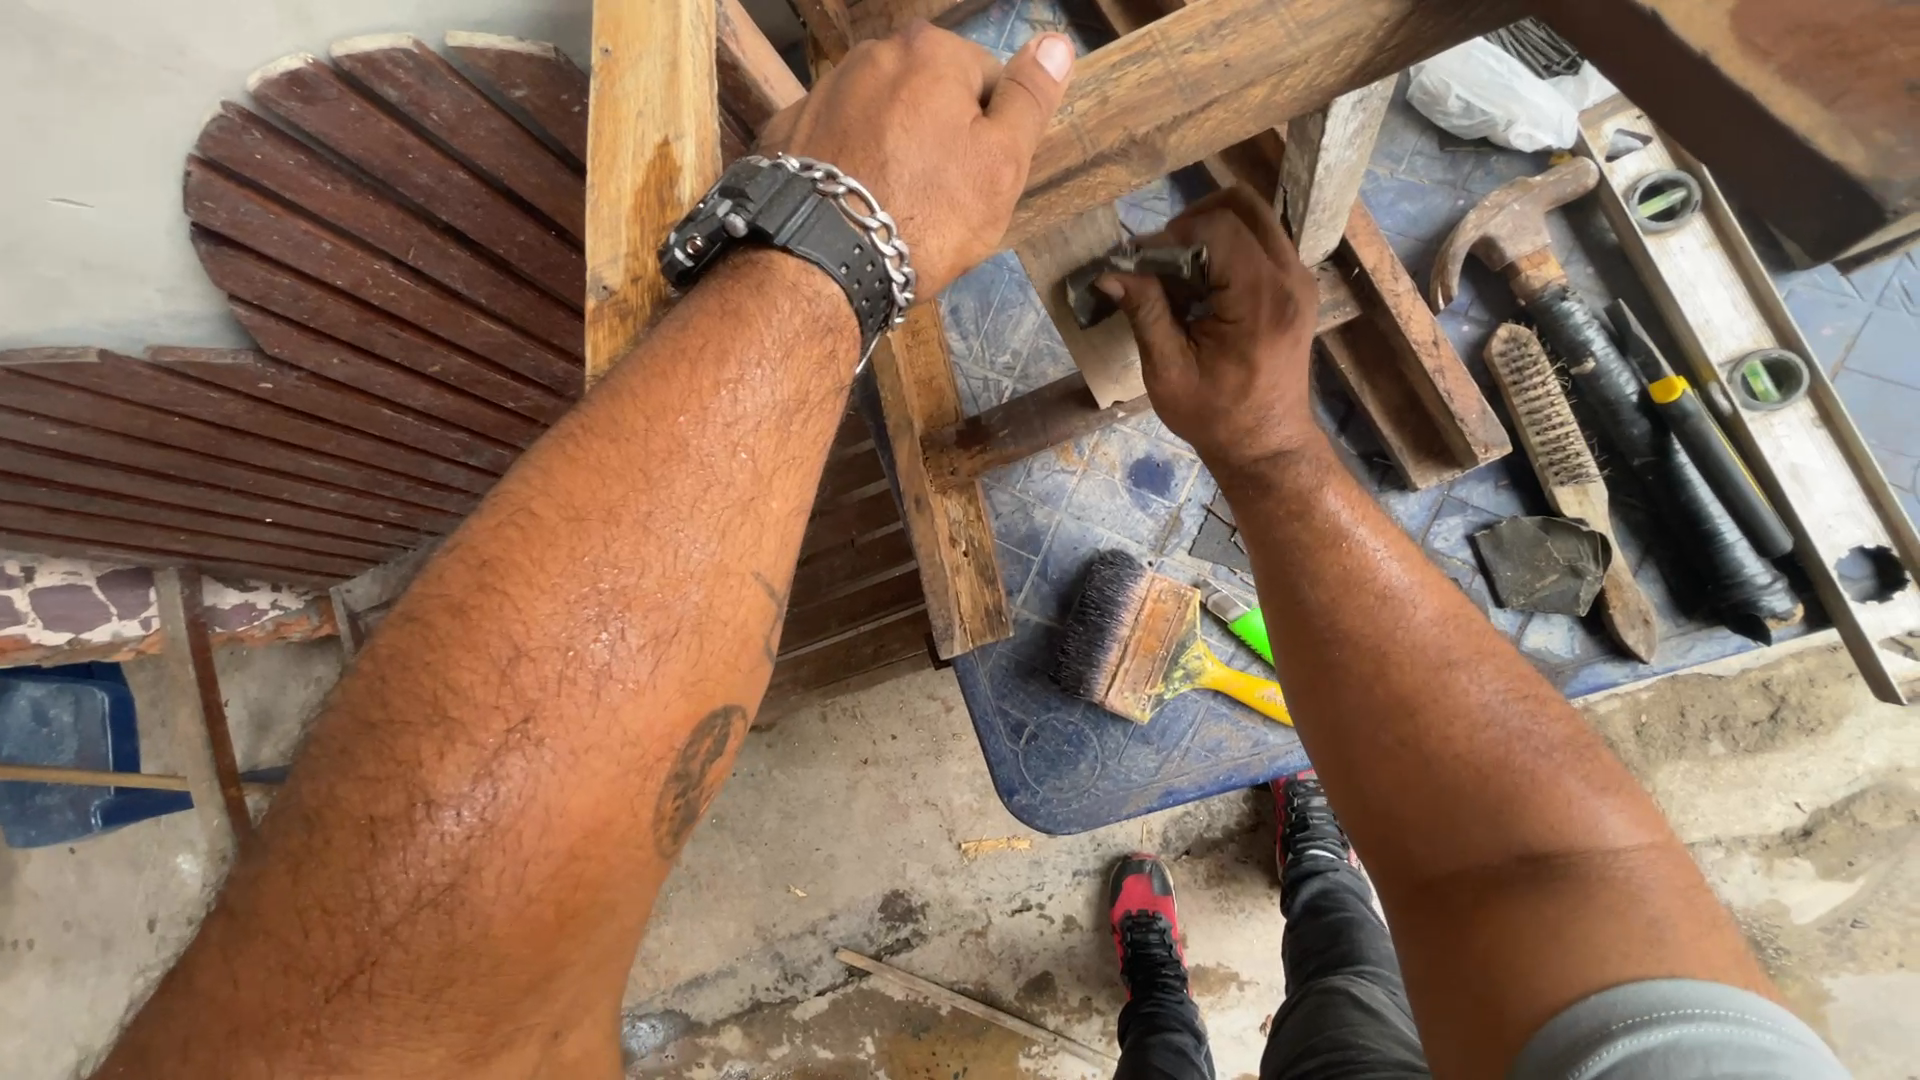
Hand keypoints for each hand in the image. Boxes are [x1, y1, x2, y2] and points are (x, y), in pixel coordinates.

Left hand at [759, 23, 1074, 295]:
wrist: (829, 261)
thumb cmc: (931, 214)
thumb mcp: (1002, 163)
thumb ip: (1030, 100)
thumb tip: (1057, 42)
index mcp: (931, 51)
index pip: (985, 81)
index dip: (990, 136)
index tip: (977, 182)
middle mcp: (871, 53)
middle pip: (927, 97)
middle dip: (938, 139)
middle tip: (937, 203)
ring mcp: (822, 90)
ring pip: (879, 118)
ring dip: (892, 151)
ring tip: (892, 208)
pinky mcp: (786, 132)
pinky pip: (834, 142)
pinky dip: (846, 164)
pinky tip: (851, 204)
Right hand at [1101, 187, 1326, 473]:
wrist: (1266, 444)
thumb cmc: (1214, 417)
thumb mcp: (1168, 371)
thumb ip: (1145, 313)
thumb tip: (1109, 274)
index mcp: (1260, 299)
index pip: (1216, 229)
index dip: (1170, 237)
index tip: (1139, 265)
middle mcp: (1289, 278)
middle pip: (1243, 206)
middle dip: (1192, 222)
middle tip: (1160, 259)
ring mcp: (1299, 280)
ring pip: (1255, 218)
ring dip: (1209, 233)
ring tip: (1179, 273)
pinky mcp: (1296, 287)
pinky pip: (1262, 241)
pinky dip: (1227, 249)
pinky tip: (1202, 286)